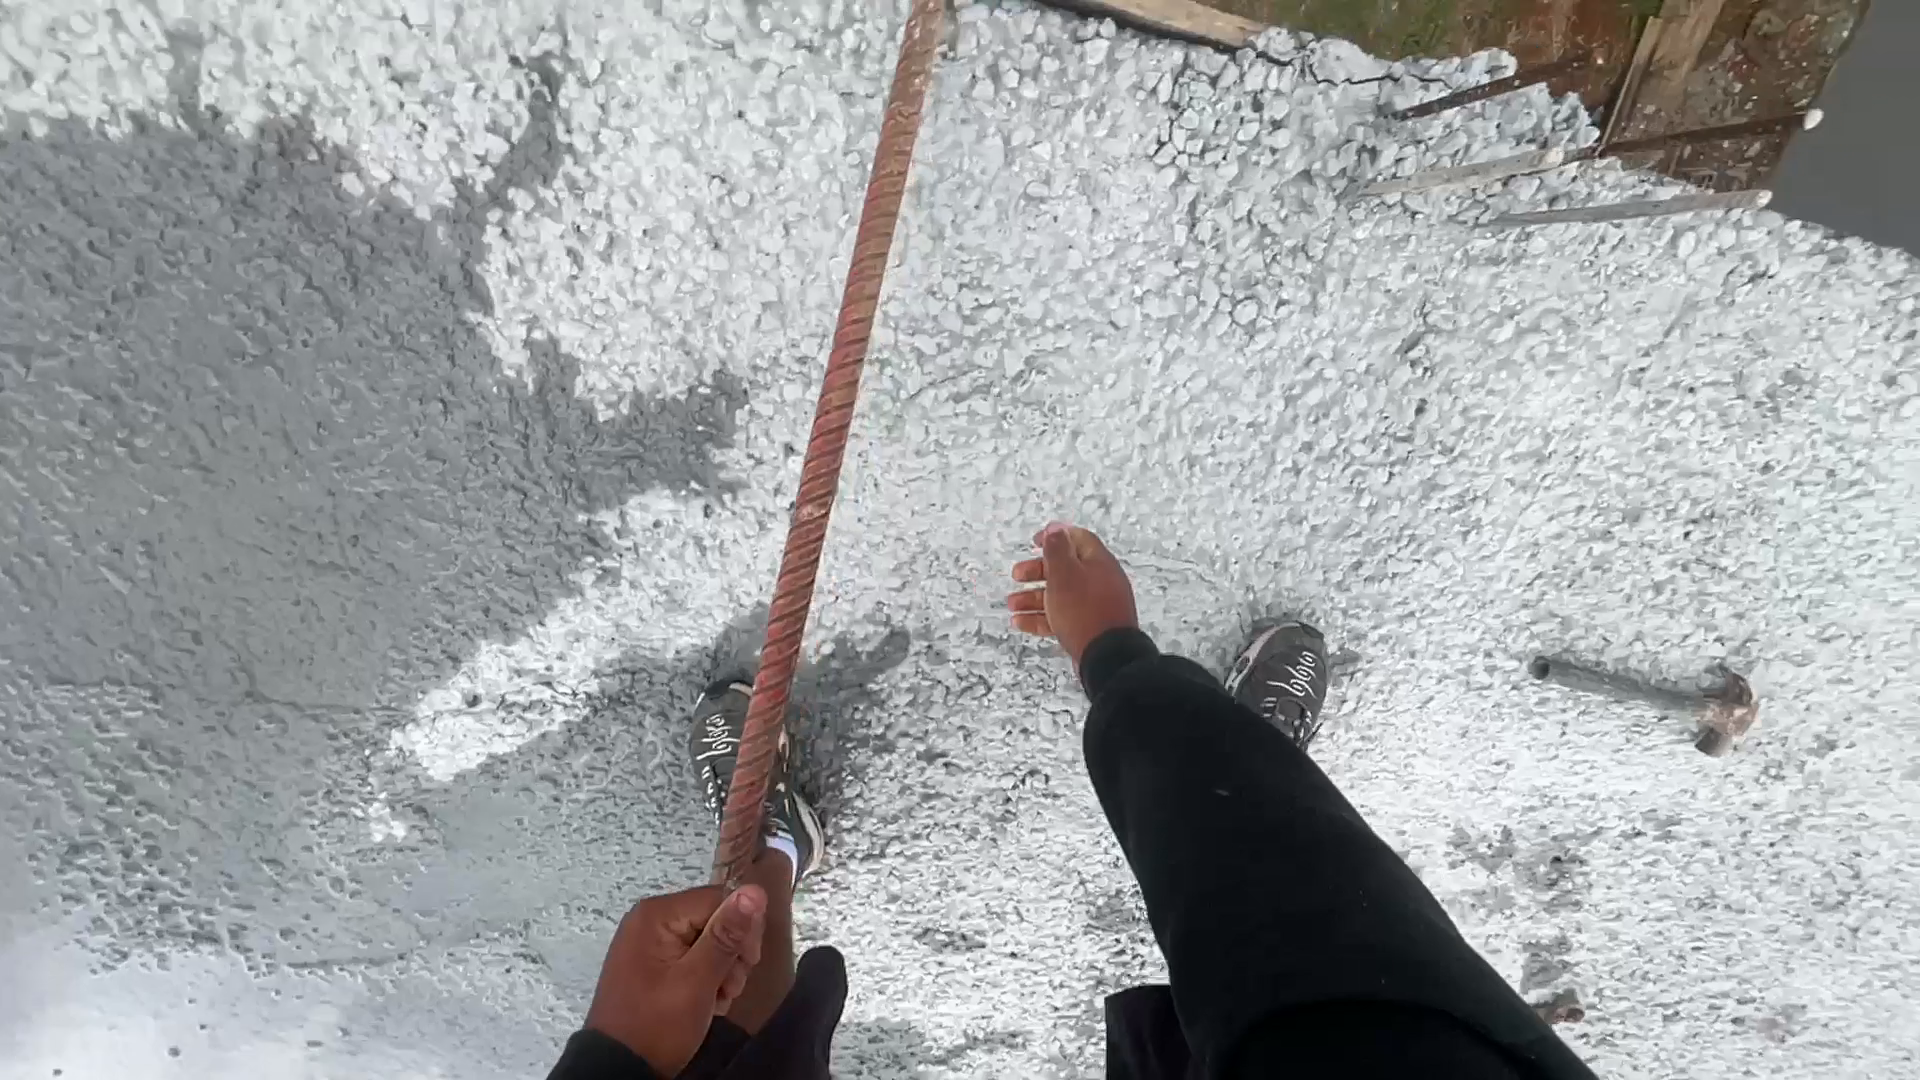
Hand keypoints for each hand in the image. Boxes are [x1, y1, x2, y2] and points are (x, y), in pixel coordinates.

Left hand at [584, 884, 767, 1076]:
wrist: (616, 1076)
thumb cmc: (657, 1025)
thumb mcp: (698, 980)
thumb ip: (727, 934)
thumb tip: (755, 889)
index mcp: (657, 914)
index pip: (719, 899)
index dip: (742, 927)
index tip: (751, 962)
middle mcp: (650, 919)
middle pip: (713, 917)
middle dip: (731, 951)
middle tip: (734, 986)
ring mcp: (649, 942)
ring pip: (706, 938)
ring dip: (722, 966)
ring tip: (722, 997)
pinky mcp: (651, 963)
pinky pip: (691, 954)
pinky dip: (706, 975)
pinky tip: (710, 999)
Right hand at [1008, 522, 1138, 670]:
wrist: (1107, 656)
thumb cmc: (1084, 611)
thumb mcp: (1064, 573)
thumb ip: (1057, 549)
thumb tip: (1054, 528)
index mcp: (1098, 562)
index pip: (1076, 539)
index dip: (1054, 536)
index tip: (1035, 541)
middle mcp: (1100, 581)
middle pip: (1065, 568)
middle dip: (1036, 571)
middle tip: (1017, 575)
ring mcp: (1095, 606)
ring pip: (1060, 595)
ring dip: (1033, 597)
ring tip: (1012, 604)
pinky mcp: (1089, 627)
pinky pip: (1062, 617)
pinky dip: (1041, 617)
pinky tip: (1021, 622)